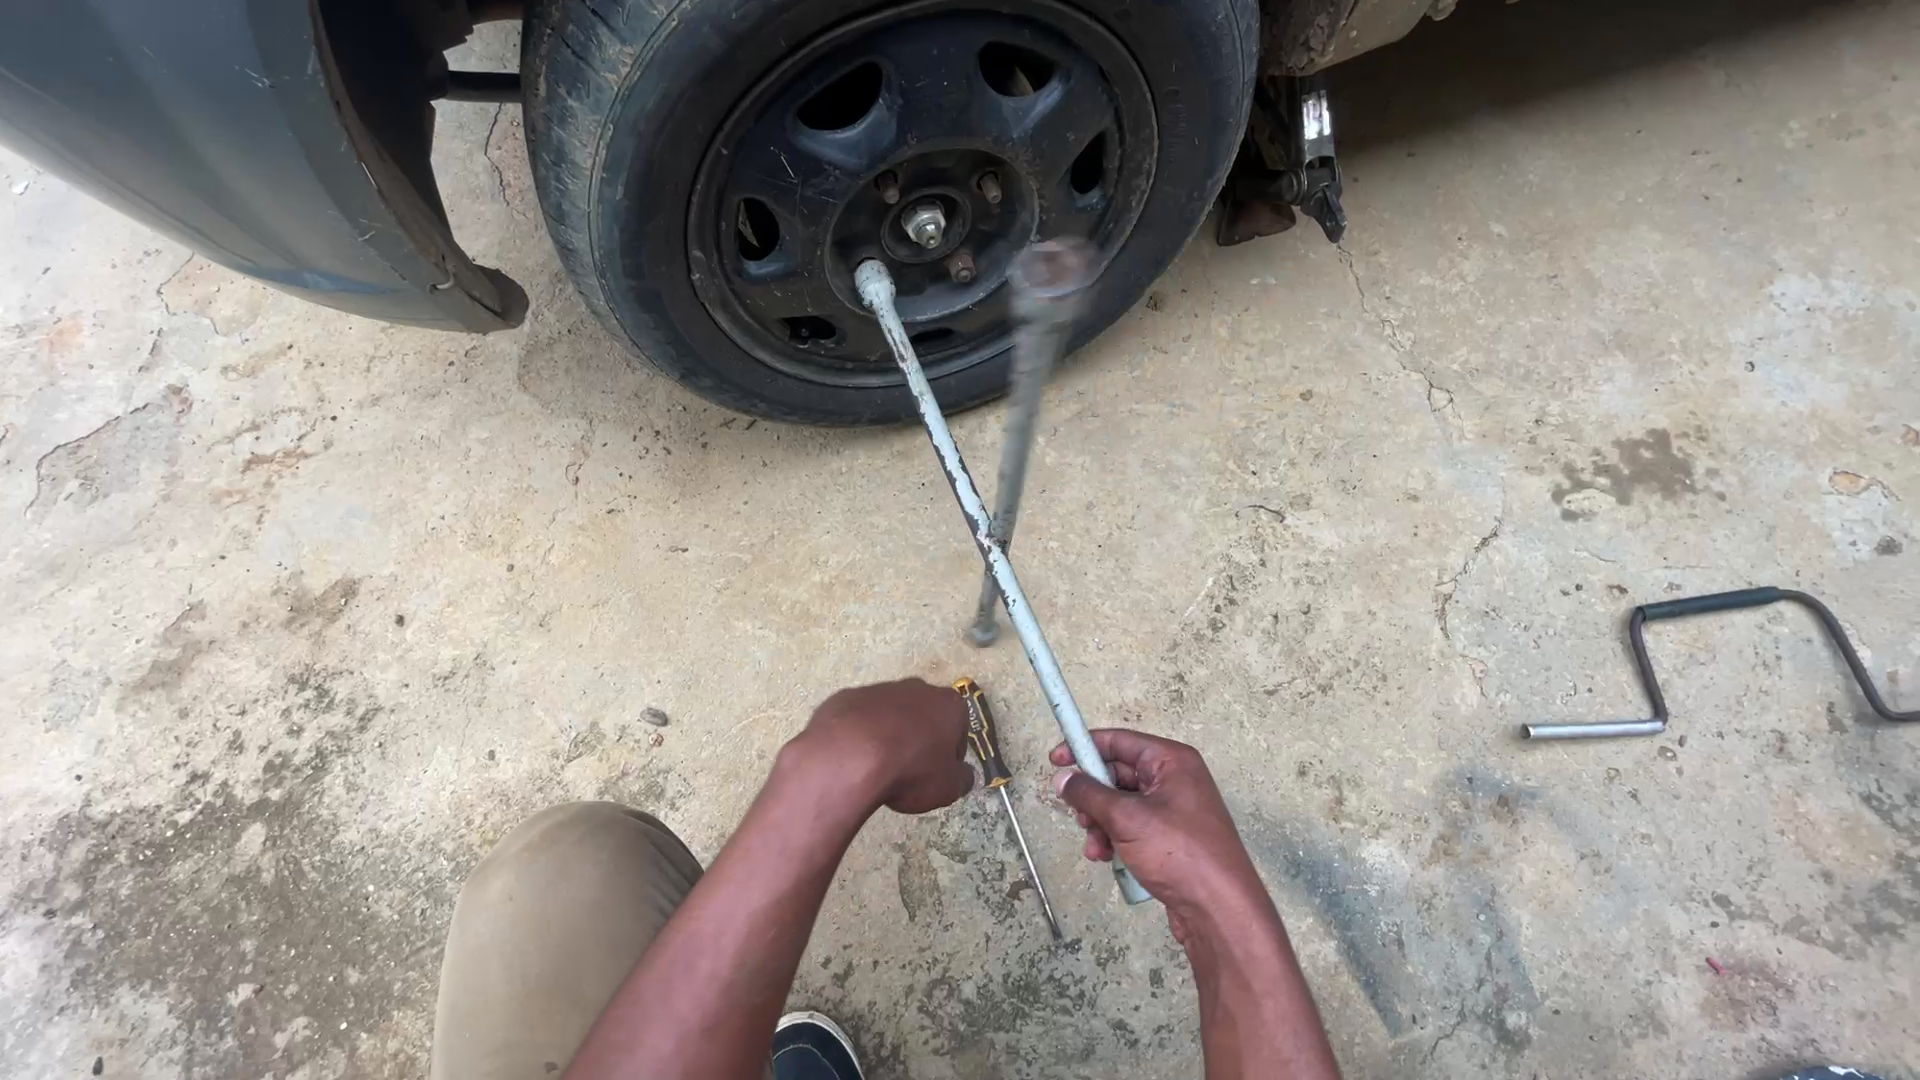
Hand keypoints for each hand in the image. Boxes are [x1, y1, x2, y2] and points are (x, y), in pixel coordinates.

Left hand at [794, 678, 974, 814]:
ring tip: (878, 768)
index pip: (959, 729)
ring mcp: (880, 689)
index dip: (950, 754)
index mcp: (949, 704)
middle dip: (920, 739)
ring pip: (891, 714)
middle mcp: (917, 688)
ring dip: (889, 735)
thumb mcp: (948, 788)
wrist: (851, 755)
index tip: (938, 774)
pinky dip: (860, 735)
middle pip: (924, 716)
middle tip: (909, 771)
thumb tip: (964, 774)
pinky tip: (854, 758)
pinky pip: (860, 718)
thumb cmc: (911, 770)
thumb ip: (962, 779)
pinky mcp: (848, 696)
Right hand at [1050, 730, 1268, 939]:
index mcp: (1171, 761)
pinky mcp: (1171, 838)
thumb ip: (1089, 793)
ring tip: (1094, 846)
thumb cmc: (1178, 853)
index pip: (1119, 741)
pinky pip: (1133, 826)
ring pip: (1121, 804)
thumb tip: (1062, 778)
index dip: (1084, 748)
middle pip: (1118, 774)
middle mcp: (1175, 779)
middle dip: (1092, 796)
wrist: (1219, 911)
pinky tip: (1106, 857)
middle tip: (1077, 815)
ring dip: (1100, 823)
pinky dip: (1115, 838)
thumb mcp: (1126, 817)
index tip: (1055, 761)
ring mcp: (1174, 810)